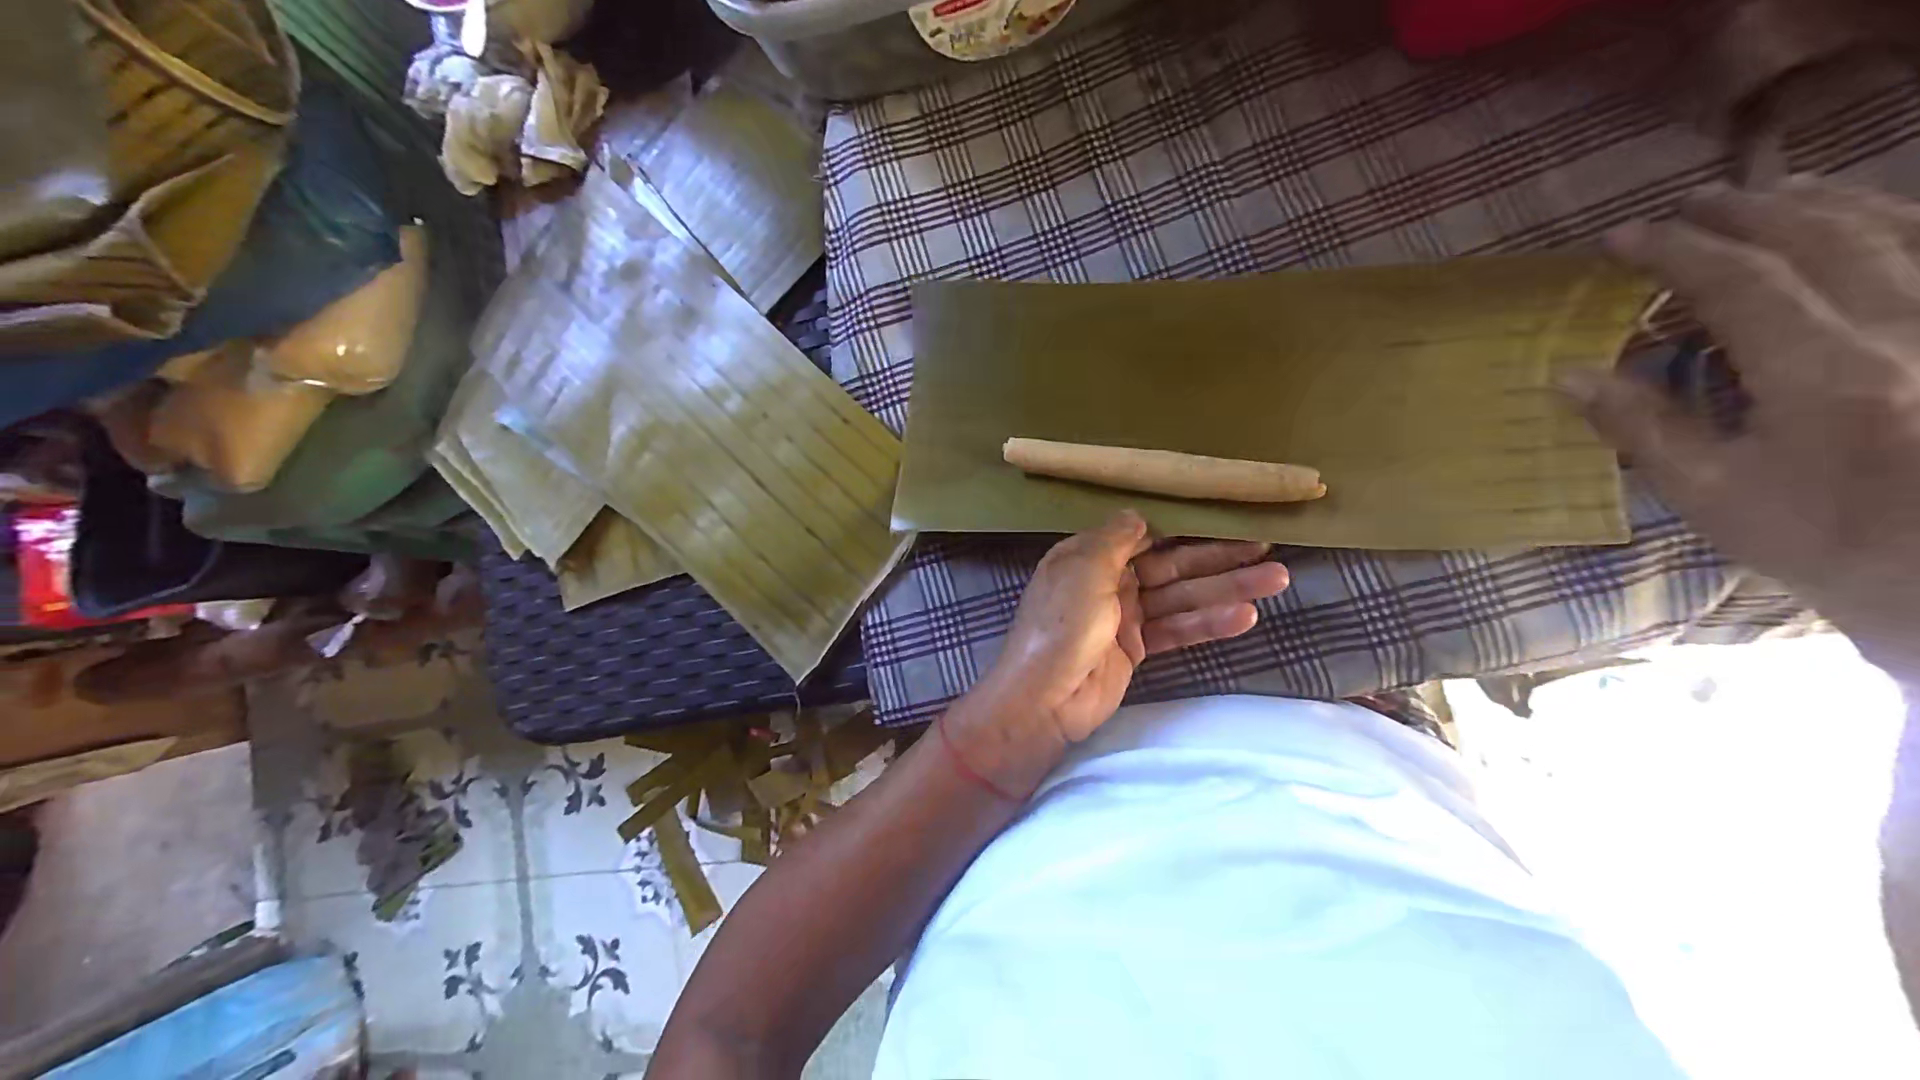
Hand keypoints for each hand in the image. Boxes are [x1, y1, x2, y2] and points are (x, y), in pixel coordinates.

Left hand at [946, 510, 1290, 794]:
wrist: (1044, 699)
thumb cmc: (1061, 625)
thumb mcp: (1084, 569)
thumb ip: (1115, 540)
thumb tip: (1138, 514)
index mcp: (1089, 555)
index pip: (1144, 533)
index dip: (1184, 525)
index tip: (1225, 513)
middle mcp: (1108, 581)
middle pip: (1171, 564)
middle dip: (1218, 556)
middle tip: (1268, 544)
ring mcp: (1124, 616)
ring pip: (1181, 597)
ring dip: (1227, 589)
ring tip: (1278, 578)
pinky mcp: (1136, 649)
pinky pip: (1177, 630)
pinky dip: (1208, 624)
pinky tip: (1246, 616)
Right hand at [1564, 177, 1919, 677]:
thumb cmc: (1819, 540)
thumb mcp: (1711, 494)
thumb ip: (1642, 427)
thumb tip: (1570, 375)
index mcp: (1828, 376)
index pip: (1742, 283)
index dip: (1676, 252)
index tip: (1620, 239)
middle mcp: (1911, 328)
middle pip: (1824, 239)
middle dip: (1747, 213)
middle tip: (1687, 205)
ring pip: (1902, 228)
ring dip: (1824, 203)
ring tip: (1770, 192)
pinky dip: (1898, 221)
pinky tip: (1865, 218)